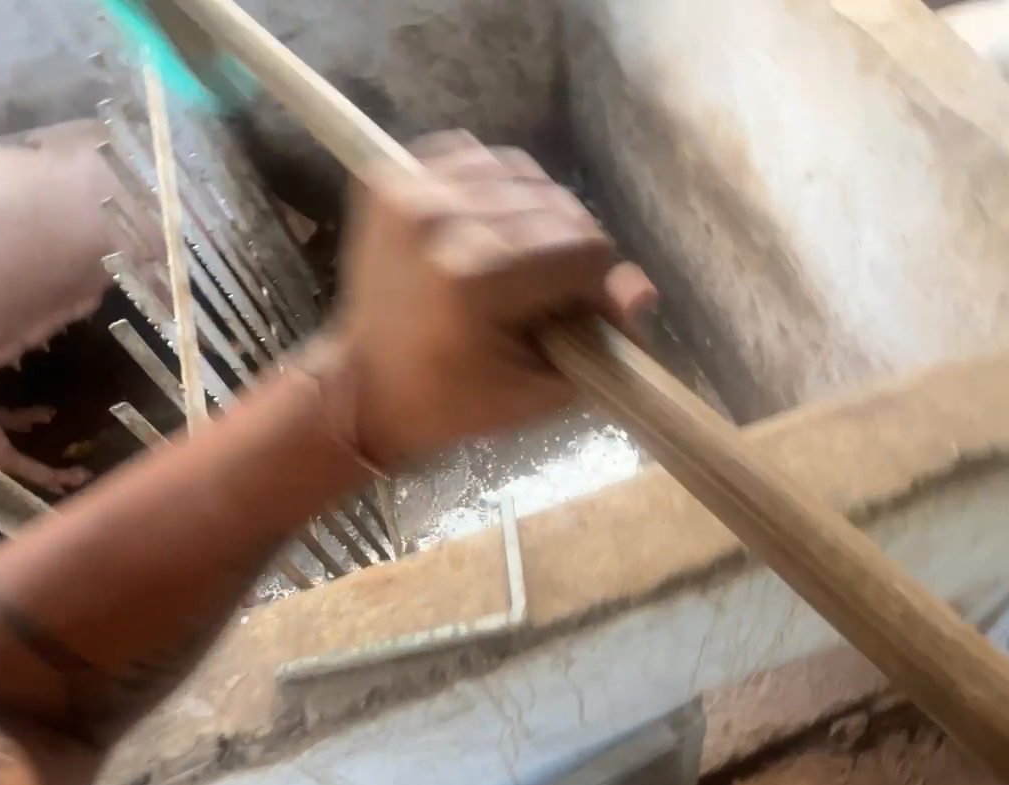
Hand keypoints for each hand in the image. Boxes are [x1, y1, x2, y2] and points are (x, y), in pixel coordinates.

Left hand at [319, 131, 656, 468]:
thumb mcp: (536, 390)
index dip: (603, 287)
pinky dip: (498, 192)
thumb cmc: (452, 403)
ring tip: (526, 263)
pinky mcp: (390, 174)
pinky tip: (492, 231)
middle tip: (557, 296)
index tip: (593, 316)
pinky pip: (477, 157)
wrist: (364, 385)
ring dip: (540, 219)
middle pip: (560, 208)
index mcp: (475, 278)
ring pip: (526, 176)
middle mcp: (442, 217)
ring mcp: (411, 188)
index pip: (585, 251)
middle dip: (575, 256)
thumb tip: (644, 294)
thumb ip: (599, 341)